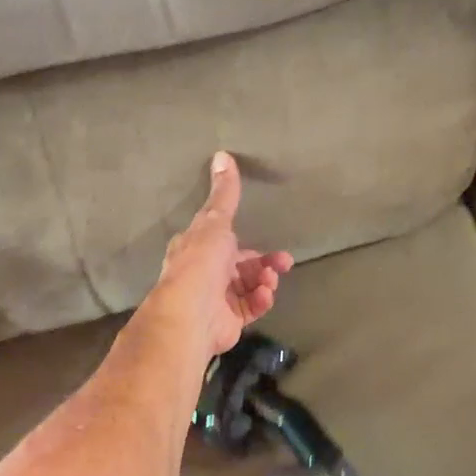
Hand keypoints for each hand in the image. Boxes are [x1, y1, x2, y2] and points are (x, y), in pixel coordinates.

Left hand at [149, 151, 293, 356]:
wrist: (192, 314)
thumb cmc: (201, 263)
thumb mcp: (215, 222)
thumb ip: (225, 193)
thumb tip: (222, 154)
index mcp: (197, 248)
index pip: (225, 241)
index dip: (245, 240)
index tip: (268, 238)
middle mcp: (206, 273)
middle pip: (243, 265)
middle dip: (265, 263)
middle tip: (284, 263)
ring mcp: (217, 299)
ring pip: (249, 286)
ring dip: (264, 281)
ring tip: (269, 283)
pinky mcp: (229, 320)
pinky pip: (250, 307)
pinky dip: (260, 301)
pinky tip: (264, 296)